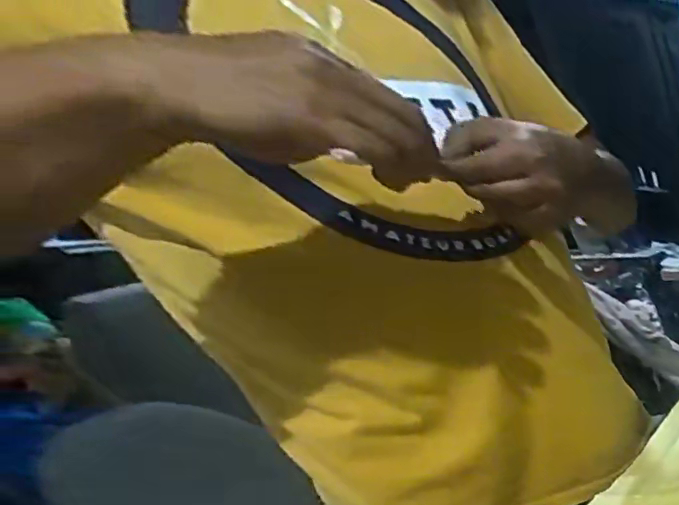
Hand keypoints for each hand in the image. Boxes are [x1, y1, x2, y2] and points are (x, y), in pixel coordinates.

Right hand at [136, 32, 439, 190]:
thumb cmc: (223, 98)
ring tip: (401, 182)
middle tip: (419, 176)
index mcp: (325, 59)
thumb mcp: (288, 95)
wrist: (166, 84)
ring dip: (413, 164)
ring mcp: (324, 91)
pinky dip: (394, 168)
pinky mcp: (316, 117)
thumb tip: (369, 143)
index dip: (416, 134)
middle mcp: (330, 69)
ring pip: (400, 133)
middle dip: (424, 151)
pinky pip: (378, 146)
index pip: (395, 98)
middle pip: (408, 116)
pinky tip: (386, 179)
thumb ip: (331, 112)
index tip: (416, 159)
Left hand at [441, 117, 589, 233]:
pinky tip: (511, 210)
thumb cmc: (548, 150)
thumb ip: (479, 135)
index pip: (466, 141)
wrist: (595, 178)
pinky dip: (508, 217)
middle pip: (477, 175)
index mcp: (516, 134)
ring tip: (486, 194)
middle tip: (464, 181)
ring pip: (495, 200)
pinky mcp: (553, 216)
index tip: (444, 163)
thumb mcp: (515, 129)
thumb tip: (443, 153)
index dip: (449, 156)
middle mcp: (530, 161)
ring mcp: (544, 192)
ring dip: (485, 200)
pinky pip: (518, 220)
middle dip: (464, 180)